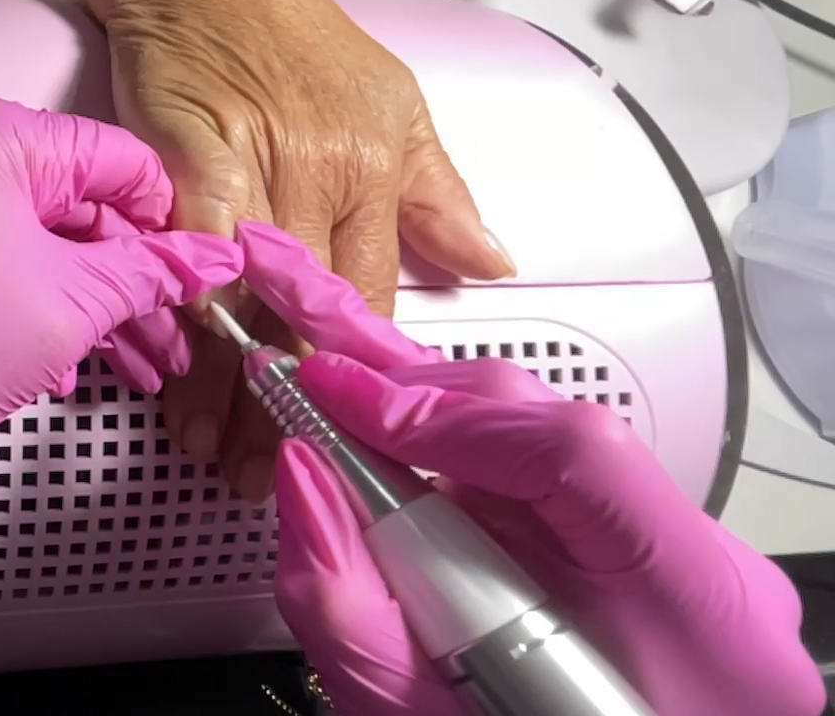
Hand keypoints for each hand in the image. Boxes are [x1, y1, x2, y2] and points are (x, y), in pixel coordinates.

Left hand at [0, 96, 243, 575]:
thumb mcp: (63, 309)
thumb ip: (144, 272)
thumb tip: (206, 256)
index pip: (114, 156)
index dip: (166, 218)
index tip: (196, 271)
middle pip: (72, 196)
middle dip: (125, 275)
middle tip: (169, 334)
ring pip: (30, 228)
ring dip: (80, 294)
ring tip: (130, 361)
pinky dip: (25, 290)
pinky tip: (61, 357)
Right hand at [106, 0, 513, 500]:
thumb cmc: (282, 32)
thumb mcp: (387, 98)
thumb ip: (431, 188)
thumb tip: (488, 267)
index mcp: (373, 171)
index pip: (368, 300)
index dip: (347, 380)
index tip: (333, 442)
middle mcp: (321, 179)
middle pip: (305, 316)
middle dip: (283, 403)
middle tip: (263, 474)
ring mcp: (251, 171)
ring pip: (248, 301)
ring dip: (227, 382)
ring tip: (209, 448)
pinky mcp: (182, 160)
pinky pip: (189, 257)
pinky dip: (182, 317)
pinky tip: (168, 370)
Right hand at [240, 225, 824, 715]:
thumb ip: (346, 608)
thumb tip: (299, 469)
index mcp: (685, 615)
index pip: (568, 454)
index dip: (433, 412)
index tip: (327, 397)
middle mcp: (676, 552)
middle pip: (528, 413)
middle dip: (398, 388)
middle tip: (306, 369)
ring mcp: (634, 528)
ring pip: (506, 412)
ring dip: (401, 395)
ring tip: (323, 368)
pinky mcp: (582, 518)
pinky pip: (494, 440)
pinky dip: (417, 423)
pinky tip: (364, 409)